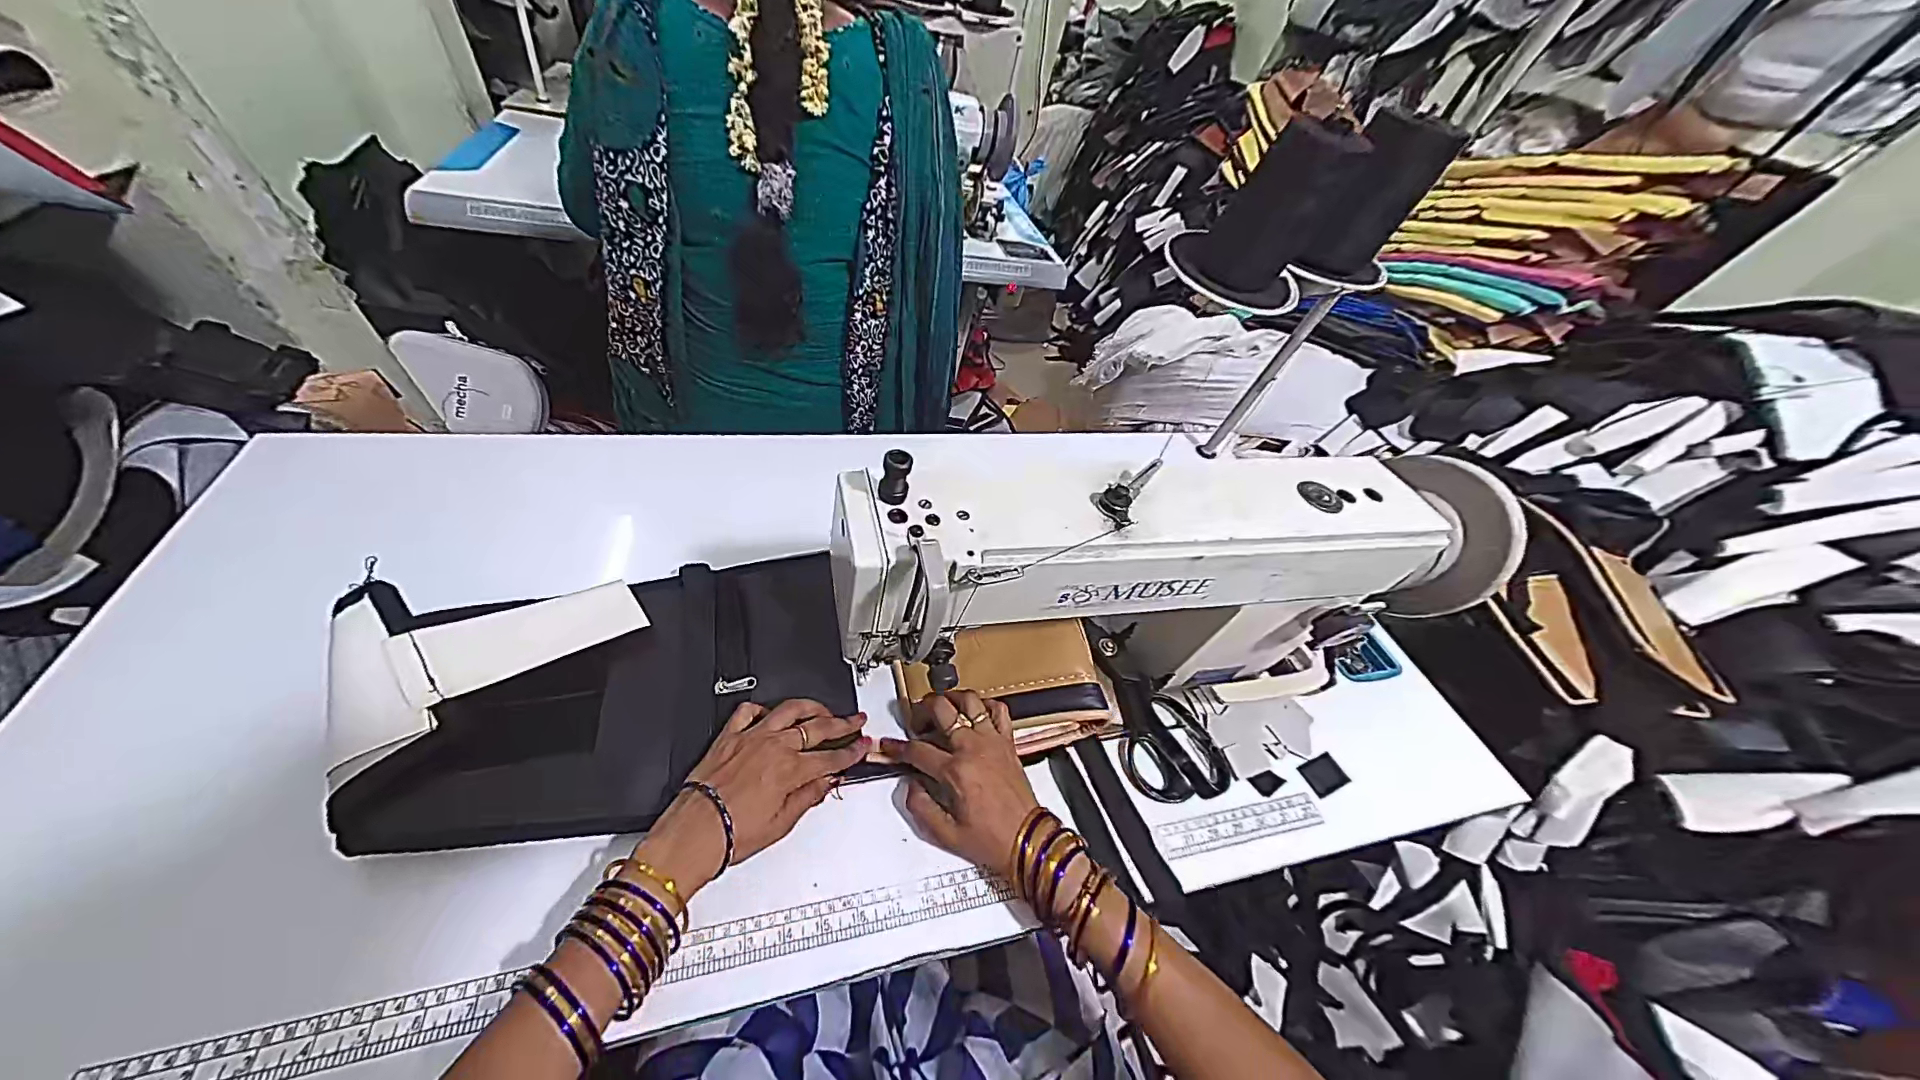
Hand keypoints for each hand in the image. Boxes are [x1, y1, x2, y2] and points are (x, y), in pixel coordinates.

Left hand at [638, 700, 869, 892]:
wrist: (693, 833)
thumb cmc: (730, 833)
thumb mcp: (781, 823)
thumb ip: (808, 796)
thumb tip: (826, 782)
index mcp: (790, 770)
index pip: (832, 757)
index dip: (852, 751)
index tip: (862, 746)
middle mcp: (773, 747)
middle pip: (819, 726)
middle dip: (844, 723)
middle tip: (855, 720)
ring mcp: (751, 737)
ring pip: (790, 709)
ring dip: (812, 706)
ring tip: (822, 708)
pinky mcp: (729, 736)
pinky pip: (749, 711)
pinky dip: (764, 708)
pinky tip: (771, 712)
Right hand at [876, 690, 1039, 880]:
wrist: (1027, 839)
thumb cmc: (993, 838)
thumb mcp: (946, 833)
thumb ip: (920, 807)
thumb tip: (910, 786)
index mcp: (955, 772)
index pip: (917, 750)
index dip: (898, 747)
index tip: (890, 746)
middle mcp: (973, 749)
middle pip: (941, 709)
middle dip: (922, 709)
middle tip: (916, 719)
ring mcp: (992, 741)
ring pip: (969, 701)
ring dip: (951, 699)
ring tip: (942, 706)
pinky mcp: (1008, 742)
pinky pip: (999, 710)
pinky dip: (985, 705)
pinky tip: (975, 712)